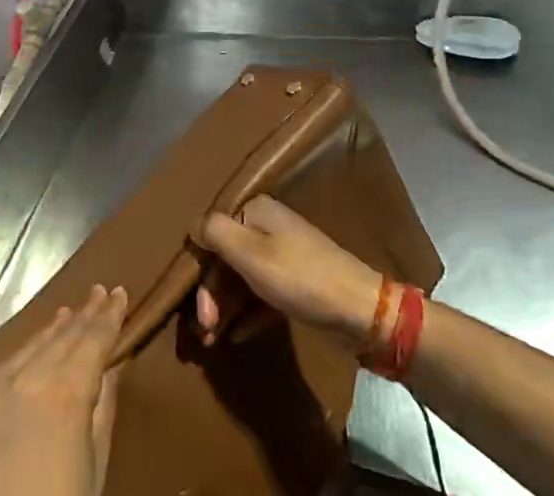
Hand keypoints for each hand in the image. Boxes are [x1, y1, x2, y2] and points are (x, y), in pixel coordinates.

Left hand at [0, 284, 127, 495]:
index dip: (108, 317)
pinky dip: (19, 357)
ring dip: (51, 330)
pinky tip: (29, 350)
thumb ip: (102, 407)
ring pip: (27, 349)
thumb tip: (111, 366)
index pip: (92, 341)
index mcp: (64, 393)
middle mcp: (24, 381)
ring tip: (70, 312)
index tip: (119, 294)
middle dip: (84, 315)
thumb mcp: (94, 463)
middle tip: (100, 292)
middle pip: (61, 339)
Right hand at [192, 195, 382, 345]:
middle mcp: (267, 229)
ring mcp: (282, 257)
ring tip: (215, 340)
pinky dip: (247, 314)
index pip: (214, 237)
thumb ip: (217, 234)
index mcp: (256, 213)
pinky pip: (261, 296)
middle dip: (212, 297)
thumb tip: (193, 224)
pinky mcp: (294, 284)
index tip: (198, 309)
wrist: (360, 311)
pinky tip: (237, 336)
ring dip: (226, 309)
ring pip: (241, 280)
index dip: (200, 272)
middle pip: (226, 261)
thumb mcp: (251, 254)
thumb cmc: (300, 277)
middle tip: (206, 332)